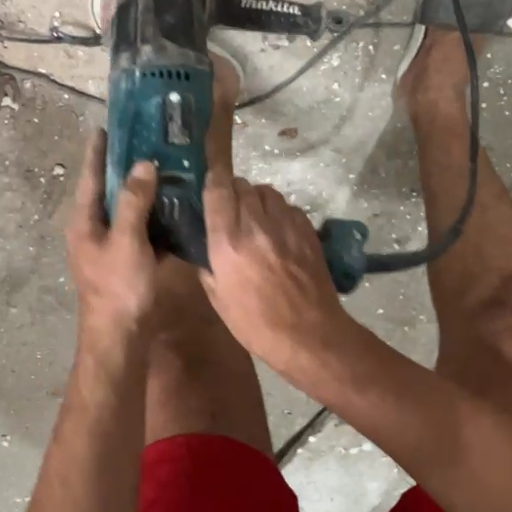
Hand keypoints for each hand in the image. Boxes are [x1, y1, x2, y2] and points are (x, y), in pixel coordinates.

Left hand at [63, 130, 161, 340]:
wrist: (120, 338)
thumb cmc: (118, 288)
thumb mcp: (126, 241)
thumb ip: (134, 202)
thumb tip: (142, 165)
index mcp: (85, 221)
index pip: (91, 176)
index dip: (98, 151)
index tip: (107, 125)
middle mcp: (95, 229)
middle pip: (110, 189)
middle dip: (126, 165)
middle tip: (146, 138)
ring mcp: (112, 245)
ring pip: (127, 208)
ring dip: (144, 189)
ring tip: (165, 162)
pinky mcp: (129, 259)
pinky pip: (142, 227)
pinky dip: (155, 213)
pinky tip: (176, 202)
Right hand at [197, 168, 355, 373]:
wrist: (309, 334)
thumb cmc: (256, 323)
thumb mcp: (218, 298)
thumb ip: (206, 263)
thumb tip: (202, 246)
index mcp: (228, 242)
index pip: (217, 189)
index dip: (212, 178)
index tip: (209, 178)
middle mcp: (255, 225)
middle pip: (242, 185)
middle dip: (233, 190)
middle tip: (230, 207)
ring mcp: (285, 224)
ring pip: (267, 191)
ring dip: (256, 198)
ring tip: (254, 216)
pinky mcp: (307, 230)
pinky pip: (288, 207)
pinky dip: (278, 212)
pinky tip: (277, 230)